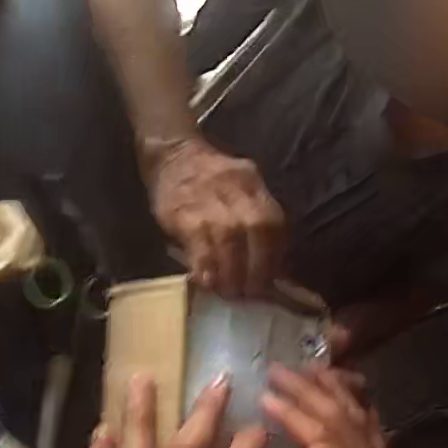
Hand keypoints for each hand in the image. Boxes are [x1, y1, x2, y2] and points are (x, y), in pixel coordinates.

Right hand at [143, 135, 285, 298]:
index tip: (272, 280)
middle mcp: (237, 192)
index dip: (276, 257)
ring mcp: (210, 204)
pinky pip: (201, 249)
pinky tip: (208, 283)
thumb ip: (257, 218)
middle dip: (258, 270)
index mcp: (254, 187)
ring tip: (231, 293)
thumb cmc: (210, 178)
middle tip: (252, 293)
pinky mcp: (185, 217)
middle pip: (258, 233)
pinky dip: (207, 269)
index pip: (275, 224)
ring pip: (230, 244)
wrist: (171, 154)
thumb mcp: (241, 187)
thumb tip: (272, 262)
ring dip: (232, 275)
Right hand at [261, 365, 393, 447]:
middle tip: (277, 369)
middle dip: (310, 390)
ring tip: (310, 369)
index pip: (324, 434)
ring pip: (360, 419)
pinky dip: (357, 407)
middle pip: (343, 419)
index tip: (264, 394)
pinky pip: (370, 433)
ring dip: (335, 391)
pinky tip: (345, 397)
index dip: (294, 411)